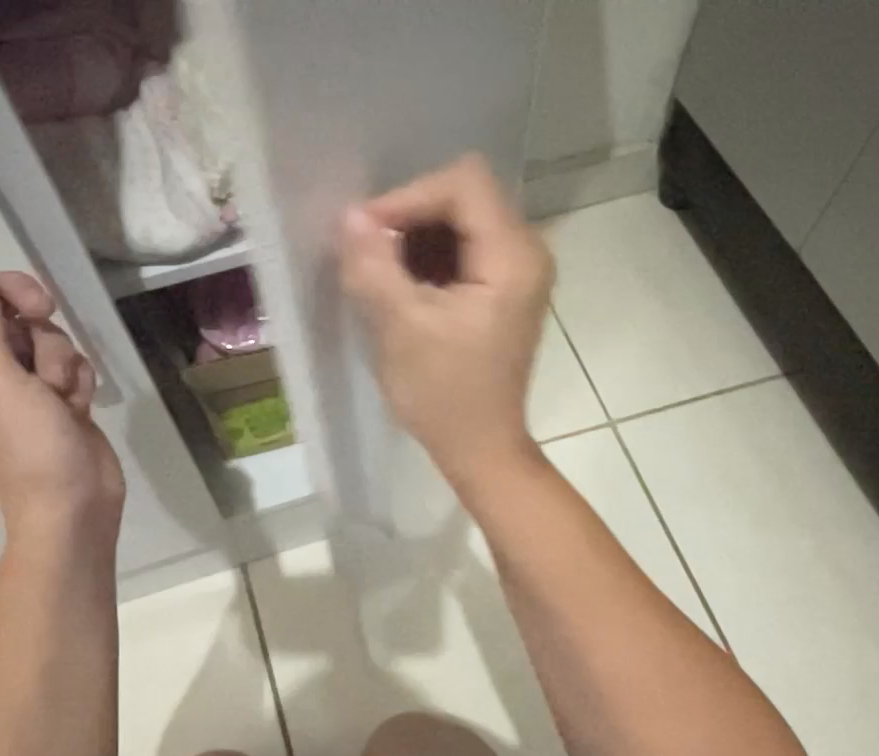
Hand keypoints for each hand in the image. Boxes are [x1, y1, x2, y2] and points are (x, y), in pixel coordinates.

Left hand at [0, 216, 124, 533]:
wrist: (74, 504)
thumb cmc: (25, 446)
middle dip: (22, 303)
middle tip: (40, 311)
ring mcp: (18, 380)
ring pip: (38, 329)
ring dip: (55, 352)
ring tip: (58, 391)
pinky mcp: (54, 392)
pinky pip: (65, 357)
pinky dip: (75, 375)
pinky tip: (76, 403)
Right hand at [339, 155, 552, 482]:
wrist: (480, 447)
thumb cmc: (444, 395)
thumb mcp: (401, 328)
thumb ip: (375, 265)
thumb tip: (350, 216)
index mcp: (513, 257)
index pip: (463, 184)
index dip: (408, 197)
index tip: (368, 234)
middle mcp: (528, 252)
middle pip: (465, 196)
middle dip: (412, 216)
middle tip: (371, 253)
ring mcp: (521, 270)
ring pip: (462, 221)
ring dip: (418, 238)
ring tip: (384, 273)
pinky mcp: (507, 289)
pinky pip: (466, 249)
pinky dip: (431, 258)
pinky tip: (405, 287)